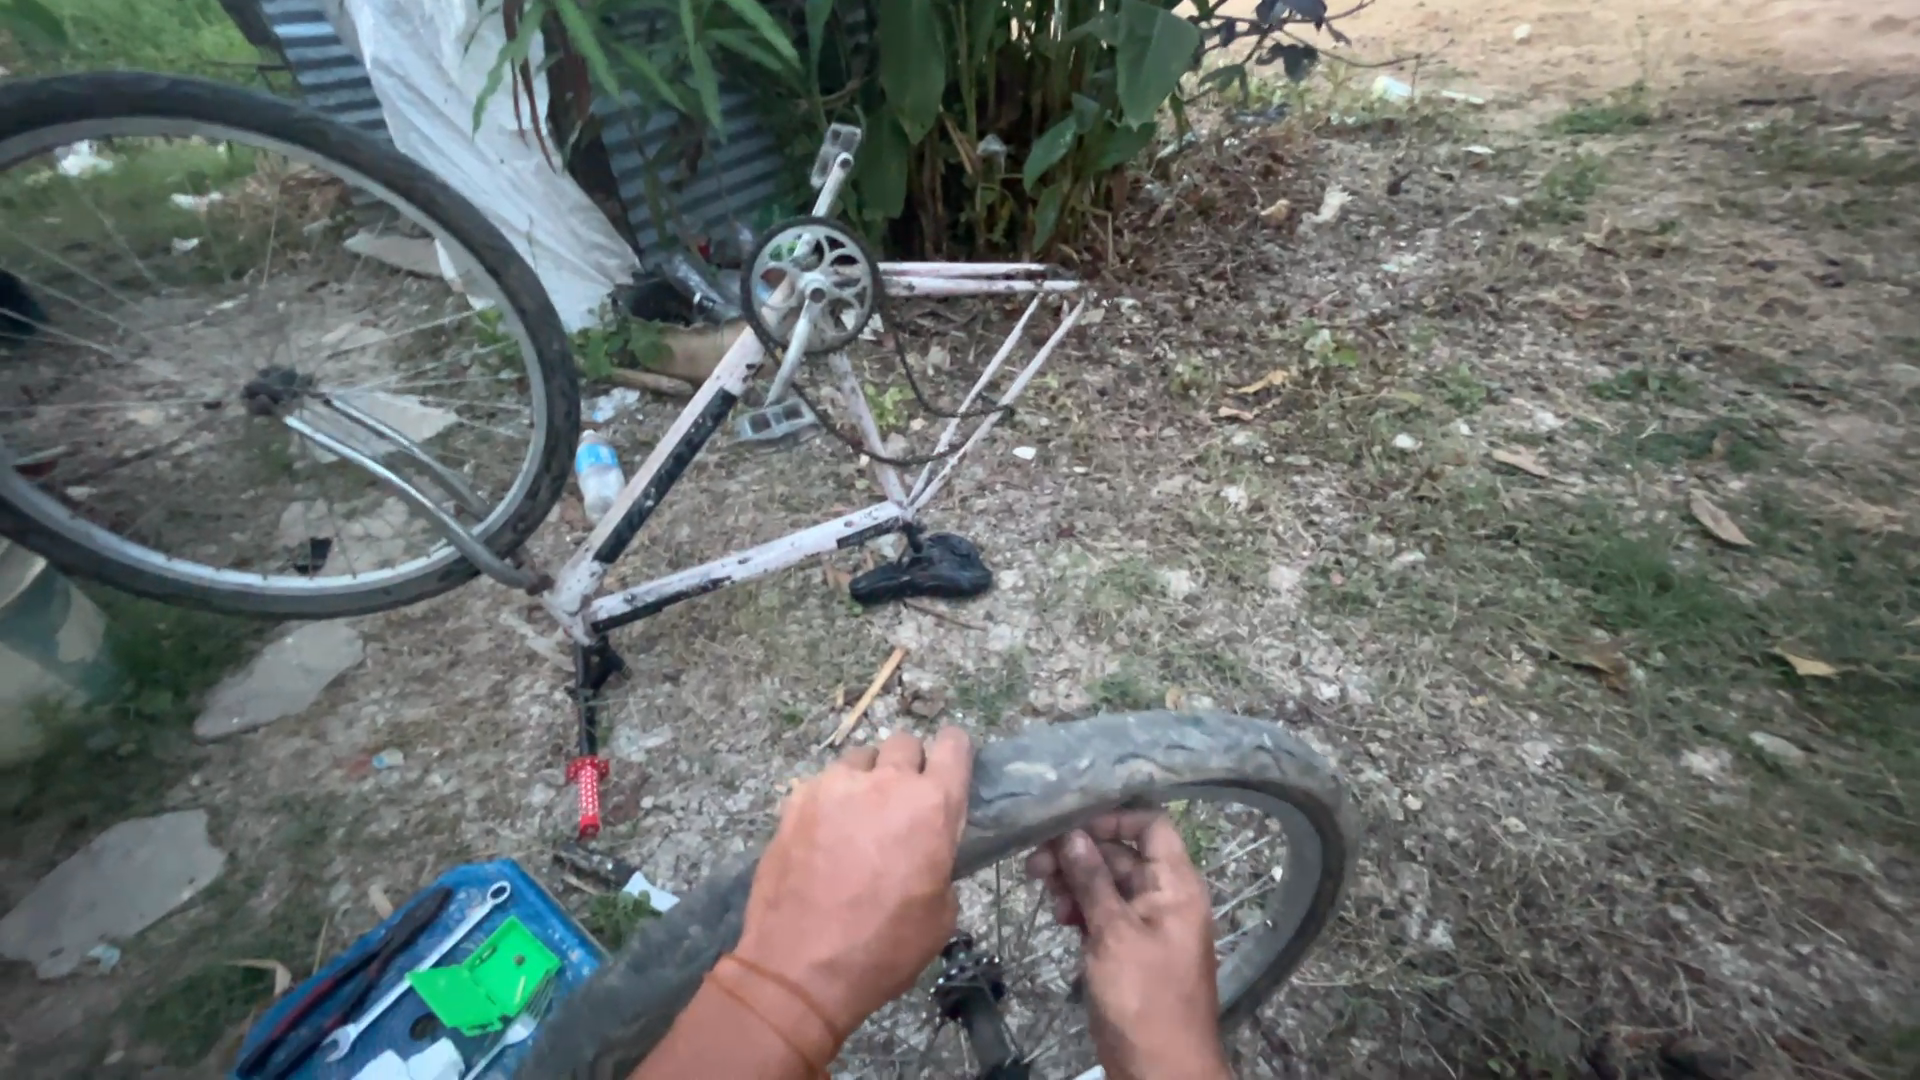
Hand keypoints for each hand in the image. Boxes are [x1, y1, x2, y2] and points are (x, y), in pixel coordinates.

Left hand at [732, 728, 973, 1039]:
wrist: (799, 970)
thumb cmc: (883, 948)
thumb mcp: (941, 914)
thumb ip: (941, 861)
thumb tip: (928, 849)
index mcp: (932, 805)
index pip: (953, 744)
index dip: (953, 751)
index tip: (948, 766)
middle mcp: (887, 781)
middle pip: (904, 743)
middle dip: (907, 765)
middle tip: (900, 801)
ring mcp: (837, 784)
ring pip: (861, 759)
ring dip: (866, 779)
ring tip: (857, 816)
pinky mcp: (797, 798)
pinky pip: (823, 783)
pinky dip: (829, 800)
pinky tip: (821, 836)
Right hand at [1025, 811, 1229, 1079]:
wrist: (1159, 1073)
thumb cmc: (1143, 998)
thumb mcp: (1114, 933)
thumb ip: (1092, 880)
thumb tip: (1072, 833)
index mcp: (1175, 885)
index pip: (1151, 825)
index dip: (1114, 818)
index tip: (1073, 824)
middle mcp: (1162, 895)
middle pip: (1120, 853)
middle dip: (1079, 852)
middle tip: (1037, 861)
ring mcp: (1143, 921)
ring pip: (1105, 881)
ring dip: (1074, 879)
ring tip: (1042, 887)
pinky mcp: (1125, 944)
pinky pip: (1102, 909)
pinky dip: (1080, 906)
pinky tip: (1060, 915)